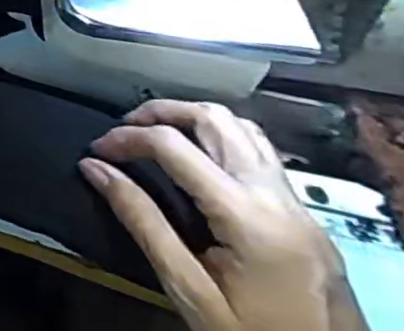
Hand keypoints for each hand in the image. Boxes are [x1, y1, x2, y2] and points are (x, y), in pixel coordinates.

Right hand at [79, 100, 365, 330]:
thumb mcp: (190, 292)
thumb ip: (143, 222)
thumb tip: (94, 168)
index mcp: (248, 217)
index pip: (173, 146)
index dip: (126, 138)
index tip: (97, 151)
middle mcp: (278, 199)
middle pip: (214, 119)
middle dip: (162, 112)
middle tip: (127, 129)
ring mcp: (300, 208)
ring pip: (243, 128)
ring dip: (195, 120)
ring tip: (160, 136)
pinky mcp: (308, 220)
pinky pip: (261, 155)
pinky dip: (222, 140)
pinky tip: (201, 163)